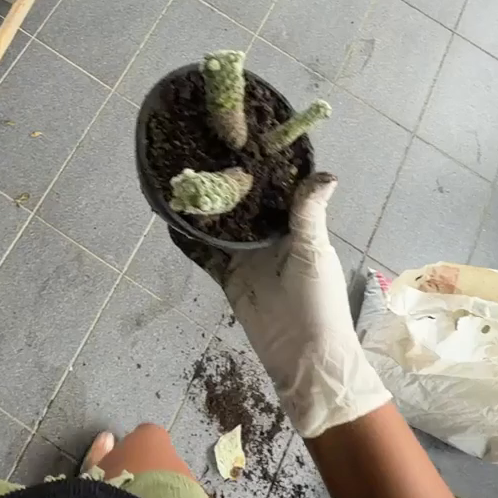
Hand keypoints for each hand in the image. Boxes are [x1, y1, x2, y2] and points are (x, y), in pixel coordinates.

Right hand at [178, 172, 391, 438]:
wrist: (305, 356)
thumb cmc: (319, 300)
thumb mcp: (314, 251)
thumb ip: (308, 214)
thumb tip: (326, 173)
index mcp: (292, 227)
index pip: (272, 192)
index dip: (258, 170)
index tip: (239, 141)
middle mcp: (267, 237)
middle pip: (241, 206)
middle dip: (224, 187)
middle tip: (198, 156)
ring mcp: (245, 257)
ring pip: (219, 227)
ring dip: (203, 210)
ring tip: (179, 182)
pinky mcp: (227, 277)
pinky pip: (205, 255)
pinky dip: (189, 242)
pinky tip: (171, 222)